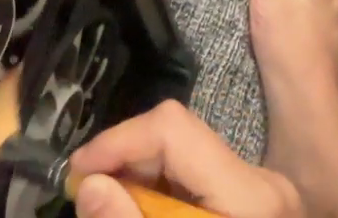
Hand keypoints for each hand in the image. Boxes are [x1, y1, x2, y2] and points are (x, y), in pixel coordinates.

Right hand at [67, 101, 302, 217]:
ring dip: (137, 178)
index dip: (117, 141)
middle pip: (175, 137)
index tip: (76, 174)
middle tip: (85, 195)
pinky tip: (140, 210)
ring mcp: (261, 193)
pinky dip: (159, 194)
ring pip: (181, 159)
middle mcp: (261, 181)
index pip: (172, 128)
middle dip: (123, 161)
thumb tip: (89, 185)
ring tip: (108, 204)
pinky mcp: (253, 206)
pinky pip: (193, 182)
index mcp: (251, 193)